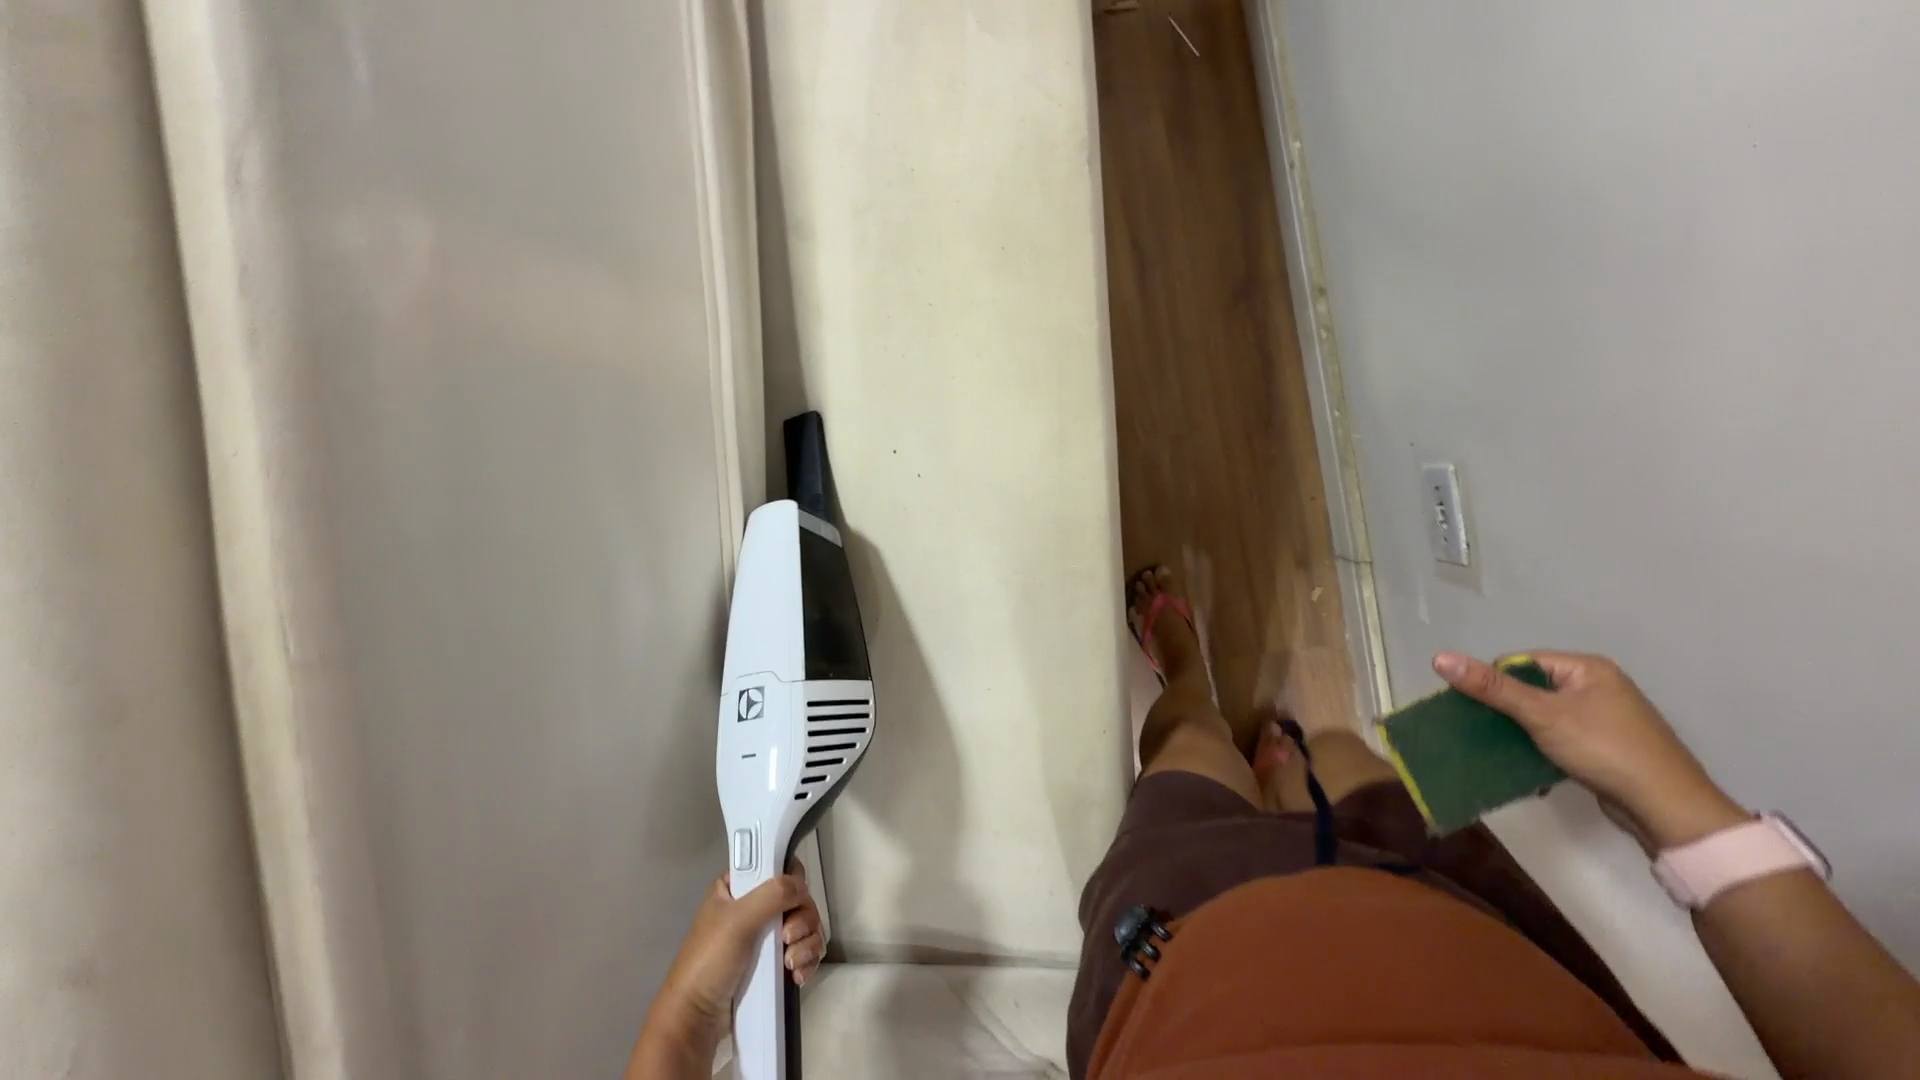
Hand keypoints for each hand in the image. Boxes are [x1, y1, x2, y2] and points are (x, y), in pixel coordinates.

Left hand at [655, 862, 824, 1036]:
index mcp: (738, 888)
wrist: (697, 1018)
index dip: (790, 879)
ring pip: (805, 926)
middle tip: (788, 939)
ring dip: (806, 944)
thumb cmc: (709, 961)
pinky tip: (797, 977)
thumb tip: (801, 885)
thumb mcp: (737, 921)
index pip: (774, 866)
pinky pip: (804, 952)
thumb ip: (771, 895)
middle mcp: (755, 907)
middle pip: (798, 899)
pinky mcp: (774, 963)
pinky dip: (806, 962)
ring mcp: (766, 937)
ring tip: (791, 965)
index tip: (793, 897)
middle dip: (802, 921)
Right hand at [1432, 650, 1747, 849]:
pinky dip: (1539, 751)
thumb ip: (1490, 687)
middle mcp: (1596, 686)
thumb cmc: (1604, 748)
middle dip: (1504, 712)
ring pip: (1541, 718)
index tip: (1473, 709)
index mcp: (1585, 668)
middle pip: (1530, 690)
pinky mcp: (1603, 747)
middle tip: (1482, 733)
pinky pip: (1557, 739)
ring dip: (1519, 735)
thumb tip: (1439, 657)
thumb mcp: (1542, 715)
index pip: (1520, 663)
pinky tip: (1528, 770)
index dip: (1492, 682)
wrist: (1667, 807)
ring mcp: (1602, 718)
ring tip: (1499, 752)